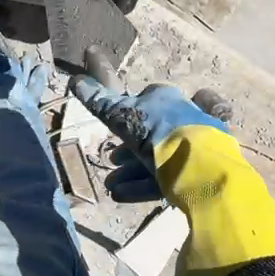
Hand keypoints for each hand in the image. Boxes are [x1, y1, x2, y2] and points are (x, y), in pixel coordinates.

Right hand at [69, 76, 229, 202]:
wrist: (198, 163)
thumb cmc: (157, 132)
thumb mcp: (122, 114)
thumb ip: (100, 100)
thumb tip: (75, 80)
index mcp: (167, 99)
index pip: (147, 100)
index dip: (126, 112)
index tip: (112, 128)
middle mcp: (184, 117)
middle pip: (152, 132)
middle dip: (128, 149)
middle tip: (111, 161)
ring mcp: (195, 145)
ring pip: (159, 157)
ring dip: (132, 170)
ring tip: (111, 185)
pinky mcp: (199, 171)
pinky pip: (168, 176)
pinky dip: (144, 184)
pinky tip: (121, 194)